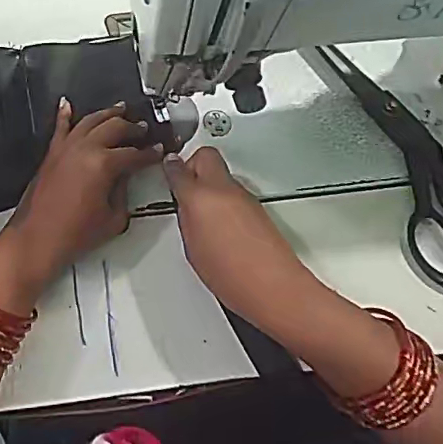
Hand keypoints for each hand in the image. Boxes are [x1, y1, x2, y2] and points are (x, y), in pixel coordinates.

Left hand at [0, 101, 163, 305]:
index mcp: (103, 164)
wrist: (37, 239)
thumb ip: (124, 192)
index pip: (134, 153)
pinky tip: (67, 104)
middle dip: (133, 128)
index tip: (156, 151)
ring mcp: (65, 149)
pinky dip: (64, 114)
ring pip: (90, 120)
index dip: (150, 153)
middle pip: (115, 127)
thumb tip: (125, 179)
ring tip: (120, 110)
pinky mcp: (51, 154)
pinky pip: (60, 127)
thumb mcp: (113, 218)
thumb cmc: (70, 233)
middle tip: (143, 130)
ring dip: (107, 114)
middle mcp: (83, 150)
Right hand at [162, 147, 325, 334]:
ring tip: (204, 211)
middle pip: (206, 156)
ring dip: (211, 185)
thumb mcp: (192, 247)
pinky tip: (222, 224)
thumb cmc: (235, 275)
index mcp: (200, 197)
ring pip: (223, 174)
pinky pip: (236, 191)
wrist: (274, 287)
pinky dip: (225, 199)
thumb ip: (185, 218)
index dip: (171, 168)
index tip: (169, 169)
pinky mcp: (259, 208)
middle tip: (185, 181)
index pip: (178, 168)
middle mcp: (225, 190)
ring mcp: (245, 197)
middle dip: (193, 164)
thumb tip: (185, 208)